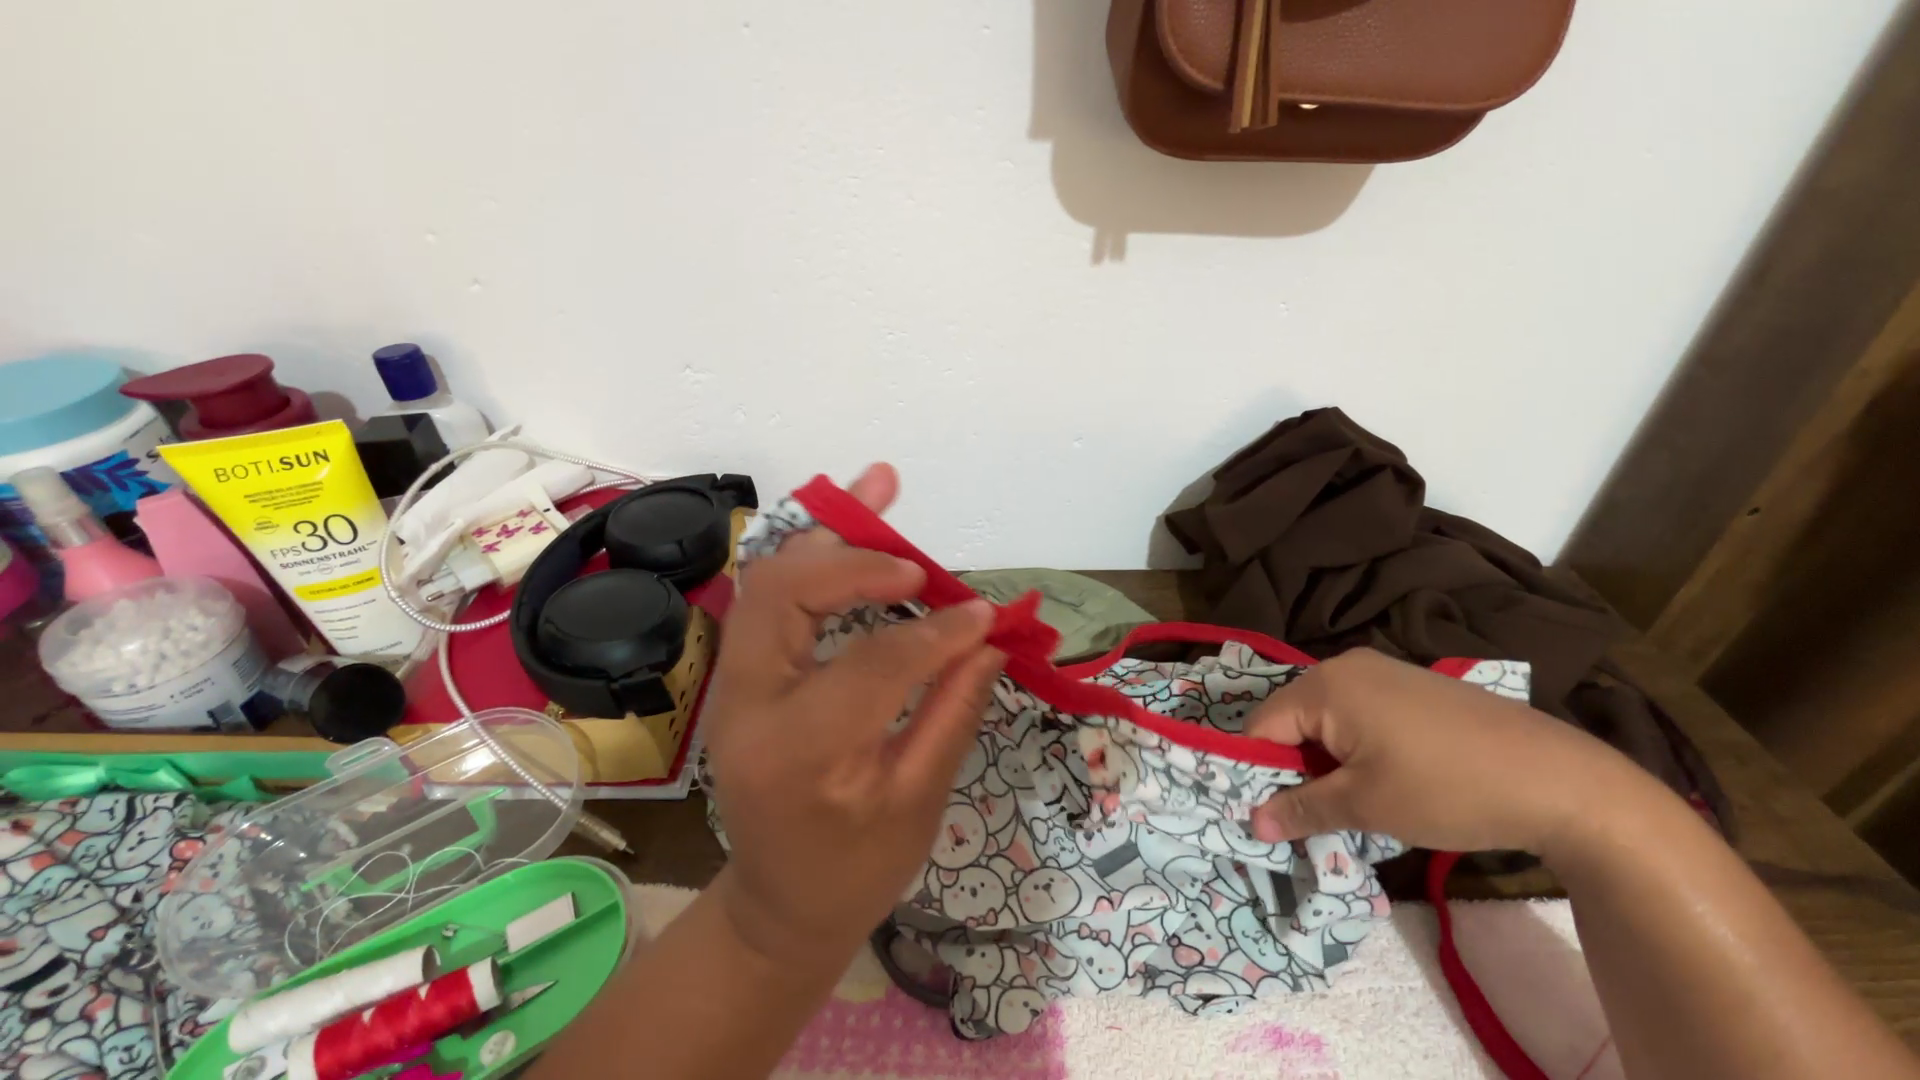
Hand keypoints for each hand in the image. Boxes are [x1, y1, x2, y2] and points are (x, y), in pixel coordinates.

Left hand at [701, 464, 1005, 968]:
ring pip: (768, 581)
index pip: (874, 663)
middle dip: (858, 560)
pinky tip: (846, 530)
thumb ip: (953, 709)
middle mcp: (749, 706)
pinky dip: (810, 559)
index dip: (938, 631)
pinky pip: (769, 597)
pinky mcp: (739, 675)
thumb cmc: (856, 871)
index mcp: (800, 752)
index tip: (985, 613)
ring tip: (878, 488)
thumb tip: (990, 637)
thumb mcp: (917, 801)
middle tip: (917, 560)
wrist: (779, 904)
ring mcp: (733, 687)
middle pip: (788, 593)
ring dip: (826, 538)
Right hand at [1245, 648, 1666, 857]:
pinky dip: (1355, 750)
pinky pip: (1360, 716)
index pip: (1260, 727)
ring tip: (1347, 807)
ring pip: (1327, 721)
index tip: (1266, 816)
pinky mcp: (1415, 688)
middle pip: (1292, 720)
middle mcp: (1347, 666)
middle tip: (1306, 818)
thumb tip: (1252, 822)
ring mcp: (1385, 673)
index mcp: (1325, 685)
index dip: (1256, 773)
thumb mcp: (1366, 806)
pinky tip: (1383, 784)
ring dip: (1325, 764)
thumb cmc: (1447, 789)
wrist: (1561, 780)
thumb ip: (1301, 810)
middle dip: (1293, 769)